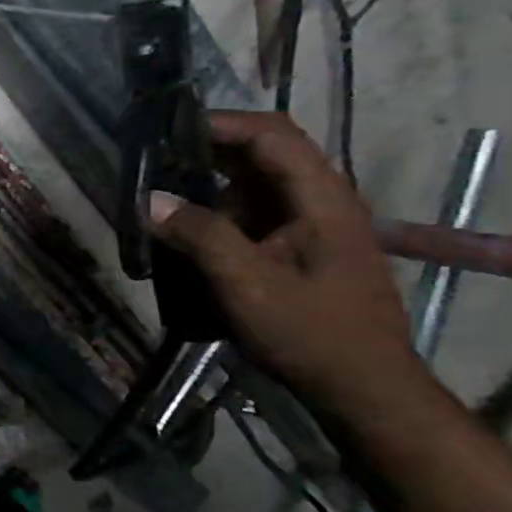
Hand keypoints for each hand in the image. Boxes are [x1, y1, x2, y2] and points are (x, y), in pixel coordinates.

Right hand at [147, 111, 423, 402]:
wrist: (362, 388)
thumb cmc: (310, 333)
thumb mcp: (247, 285)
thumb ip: (201, 236)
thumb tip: (150, 200)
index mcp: (321, 199)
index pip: (271, 135)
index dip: (220, 123)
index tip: (166, 130)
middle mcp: (318, 200)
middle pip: (260, 154)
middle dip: (205, 151)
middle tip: (151, 158)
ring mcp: (308, 224)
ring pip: (250, 184)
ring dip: (205, 184)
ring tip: (157, 194)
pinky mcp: (295, 246)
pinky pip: (249, 213)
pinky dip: (213, 212)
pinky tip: (182, 230)